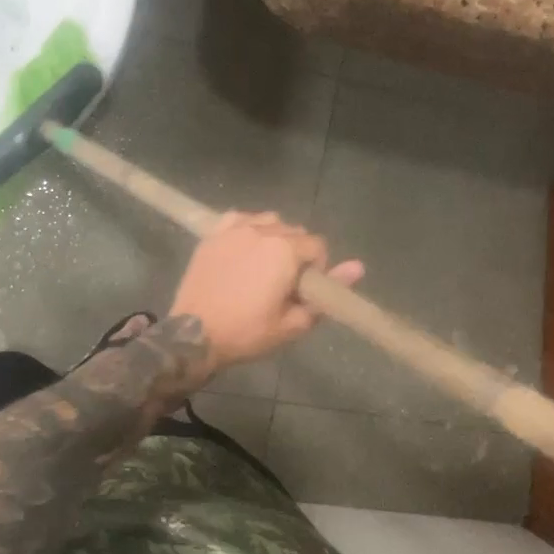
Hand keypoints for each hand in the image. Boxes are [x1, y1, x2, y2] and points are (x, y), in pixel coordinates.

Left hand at [169, 212, 364, 371]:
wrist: (194, 334)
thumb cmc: (247, 333)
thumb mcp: (293, 323)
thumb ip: (326, 294)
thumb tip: (359, 267)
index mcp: (285, 250)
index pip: (318, 246)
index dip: (318, 268)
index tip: (305, 290)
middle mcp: (262, 231)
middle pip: (294, 232)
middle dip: (297, 253)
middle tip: (284, 284)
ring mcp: (234, 230)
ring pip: (268, 221)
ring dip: (273, 238)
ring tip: (264, 265)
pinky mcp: (212, 235)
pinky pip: (239, 219)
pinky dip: (247, 228)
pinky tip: (244, 248)